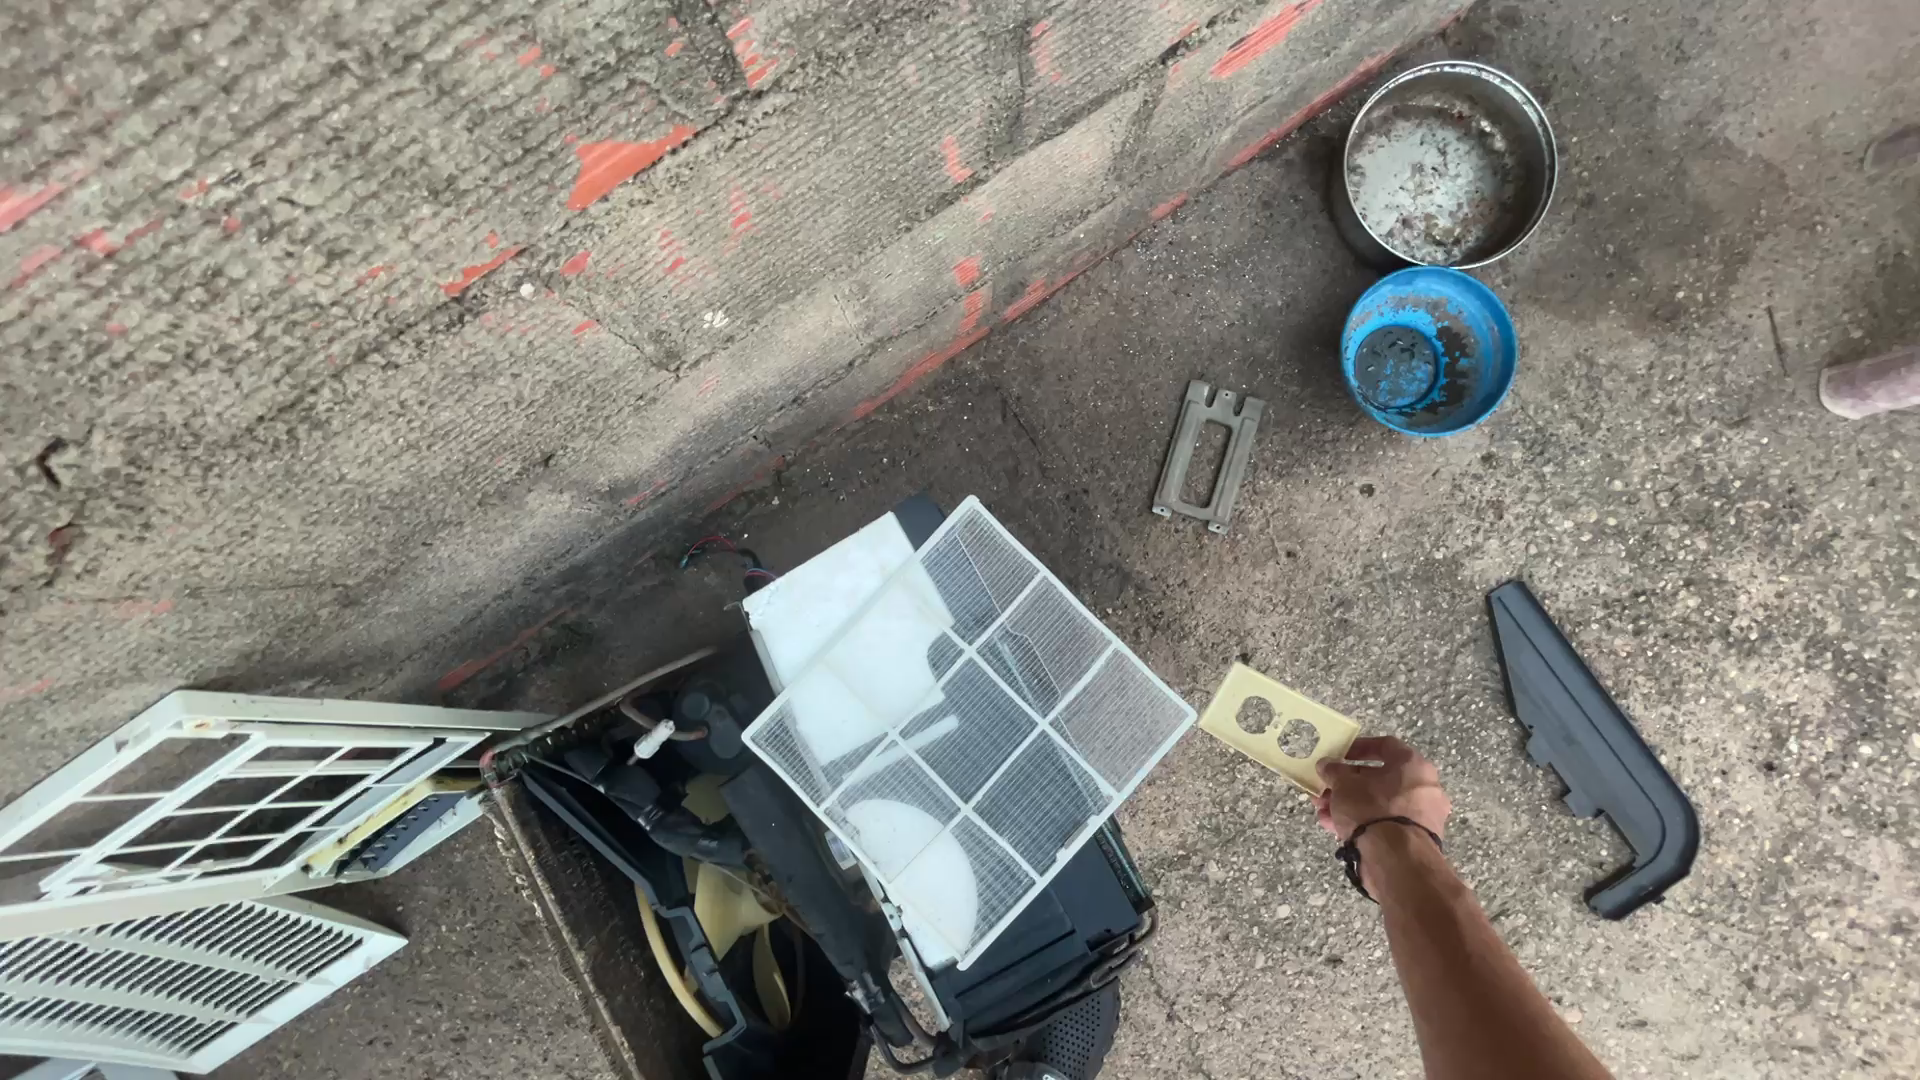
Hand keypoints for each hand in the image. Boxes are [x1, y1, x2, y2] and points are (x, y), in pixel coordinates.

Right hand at [1309, 736, 1450, 841]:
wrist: (1397, 859)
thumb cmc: (1371, 808)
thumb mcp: (1343, 784)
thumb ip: (1334, 771)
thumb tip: (1327, 766)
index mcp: (1413, 765)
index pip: (1386, 746)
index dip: (1359, 747)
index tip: (1340, 755)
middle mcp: (1425, 787)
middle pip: (1379, 779)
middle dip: (1346, 784)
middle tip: (1325, 789)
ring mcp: (1424, 816)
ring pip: (1379, 803)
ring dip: (1349, 805)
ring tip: (1324, 812)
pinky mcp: (1418, 839)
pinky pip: (1386, 823)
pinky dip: (1363, 823)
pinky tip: (1335, 828)